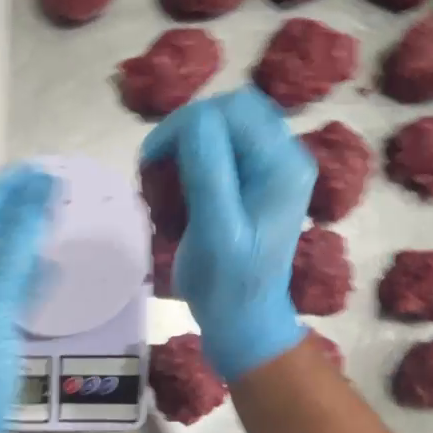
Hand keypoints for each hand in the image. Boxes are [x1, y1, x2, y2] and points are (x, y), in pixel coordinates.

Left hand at [0, 164, 55, 432]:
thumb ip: (13, 250)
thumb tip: (38, 189)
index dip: (11, 184)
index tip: (51, 168)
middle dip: (22, 203)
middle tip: (65, 191)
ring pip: (2, 256)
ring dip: (28, 233)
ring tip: (65, 221)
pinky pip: (12, 287)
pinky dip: (32, 269)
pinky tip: (54, 274)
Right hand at [141, 89, 315, 380]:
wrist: (243, 323)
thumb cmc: (227, 285)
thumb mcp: (216, 230)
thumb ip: (208, 171)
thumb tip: (190, 121)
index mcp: (280, 163)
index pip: (230, 110)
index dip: (184, 126)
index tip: (150, 164)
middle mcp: (282, 156)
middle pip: (226, 114)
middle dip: (182, 138)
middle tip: (154, 176)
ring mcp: (269, 171)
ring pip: (220, 132)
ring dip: (183, 154)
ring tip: (163, 191)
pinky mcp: (253, 187)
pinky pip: (219, 156)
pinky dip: (189, 170)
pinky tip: (177, 200)